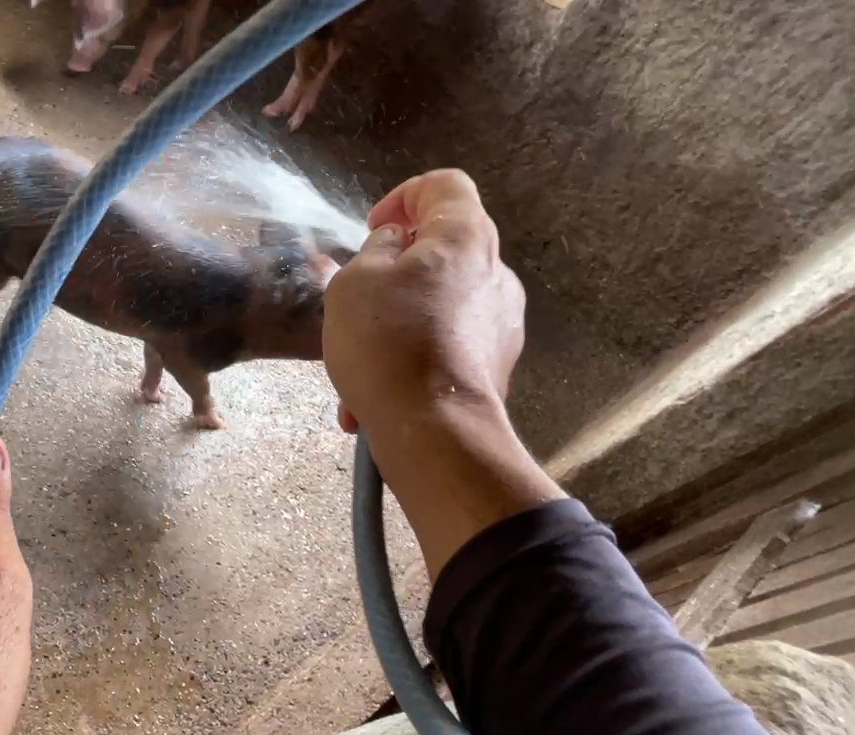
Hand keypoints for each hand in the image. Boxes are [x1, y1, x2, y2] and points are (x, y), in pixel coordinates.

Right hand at [322, 170, 561, 577]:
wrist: (433, 428)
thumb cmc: (386, 343)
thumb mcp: (352, 284)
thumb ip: (371, 254)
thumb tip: (390, 249)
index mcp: (463, 236)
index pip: (443, 185)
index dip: (403, 196)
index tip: (372, 229)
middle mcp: (494, 271)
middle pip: (442, 251)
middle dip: (393, 273)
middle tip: (357, 302)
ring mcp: (501, 321)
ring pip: (438, 307)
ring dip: (394, 328)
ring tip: (355, 371)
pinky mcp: (496, 365)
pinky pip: (445, 349)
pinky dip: (410, 362)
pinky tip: (374, 399)